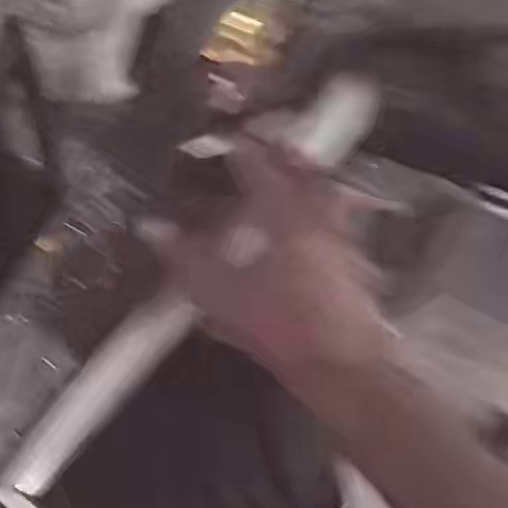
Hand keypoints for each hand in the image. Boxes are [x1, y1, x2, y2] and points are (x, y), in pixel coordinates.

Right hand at [151, 136, 392, 377]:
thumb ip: (182, 255)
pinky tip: (311, 236)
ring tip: (298, 181)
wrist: (341, 366)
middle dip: (291, 159)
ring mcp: (344, 249)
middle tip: (279, 145)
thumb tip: (151, 228)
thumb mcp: (215, 289)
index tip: (232, 141)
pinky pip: (339, 233)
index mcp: (285, 219)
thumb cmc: (276, 322)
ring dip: (313, 188)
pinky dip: (324, 222)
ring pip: (330, 204)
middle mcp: (320, 225)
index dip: (245, 153)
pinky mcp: (356, 273)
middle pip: (309, 179)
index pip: (263, 172)